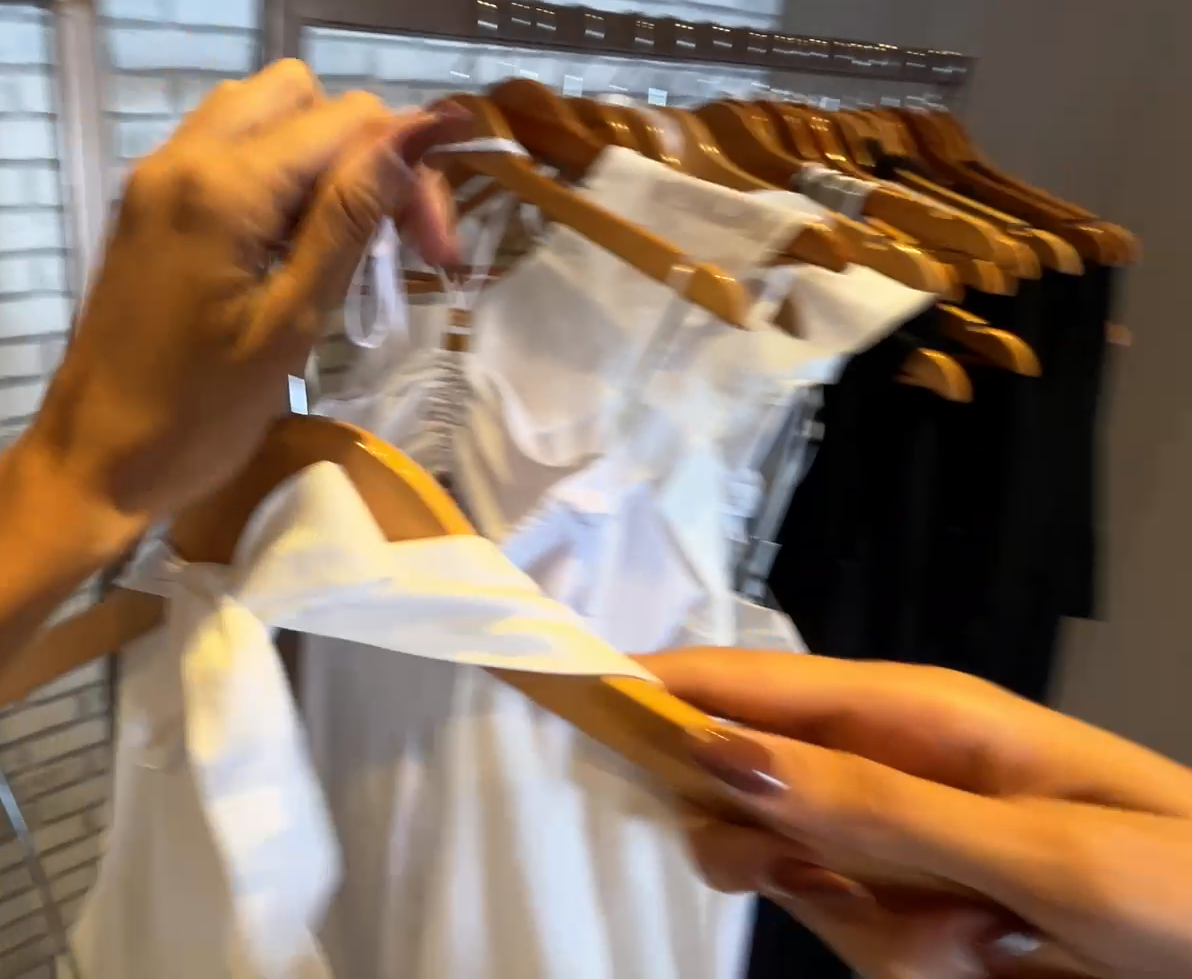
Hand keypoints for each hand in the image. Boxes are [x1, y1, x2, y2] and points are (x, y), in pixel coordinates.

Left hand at [18, 60, 461, 547]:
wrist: (93, 460)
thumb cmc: (196, 417)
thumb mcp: (288, 325)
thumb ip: (349, 219)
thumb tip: (418, 130)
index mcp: (221, 186)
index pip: (347, 120)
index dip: (409, 170)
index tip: (435, 250)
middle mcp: (181, 157)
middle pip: (297, 95)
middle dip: (359, 147)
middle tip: (383, 235)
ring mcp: (153, 179)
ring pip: (254, 114)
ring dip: (311, 156)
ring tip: (334, 238)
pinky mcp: (142, 207)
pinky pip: (217, 151)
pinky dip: (265, 173)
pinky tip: (281, 242)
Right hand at [639, 649, 1191, 977]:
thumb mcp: (1054, 858)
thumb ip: (875, 800)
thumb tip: (713, 751)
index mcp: (900, 707)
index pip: (736, 678)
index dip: (652, 681)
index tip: (574, 697)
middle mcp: (867, 753)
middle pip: (728, 764)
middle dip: (746, 824)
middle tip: (799, 875)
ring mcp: (874, 823)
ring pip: (768, 846)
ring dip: (829, 900)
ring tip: (950, 943)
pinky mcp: (888, 888)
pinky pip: (825, 911)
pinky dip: (878, 945)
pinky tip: (970, 957)